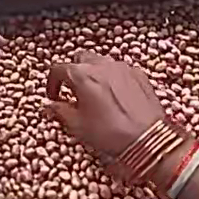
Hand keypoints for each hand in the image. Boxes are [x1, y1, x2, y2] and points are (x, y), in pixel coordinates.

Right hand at [45, 50, 167, 159]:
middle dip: (73, 72)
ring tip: (94, 94)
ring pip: (101, 62)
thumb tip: (50, 107)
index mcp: (81, 74)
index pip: (58, 69)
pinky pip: (120, 70)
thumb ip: (60, 111)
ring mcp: (122, 68)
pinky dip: (113, 78)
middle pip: (80, 59)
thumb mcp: (77, 125)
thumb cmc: (112, 132)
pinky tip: (114, 96)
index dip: (52, 83)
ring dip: (93, 73)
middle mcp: (102, 65)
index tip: (54, 95)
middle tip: (72, 91)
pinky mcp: (139, 75)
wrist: (149, 140)